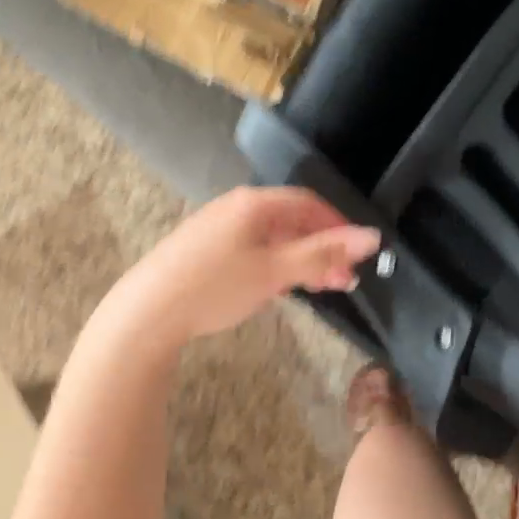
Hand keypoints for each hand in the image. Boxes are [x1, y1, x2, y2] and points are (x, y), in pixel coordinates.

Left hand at [101, 187, 380, 345]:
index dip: (339, 225)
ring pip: (274, 239)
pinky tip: (283, 289)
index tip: (359, 254)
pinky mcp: (206, 252)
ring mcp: (219, 229)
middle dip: (323, 248)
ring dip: (303, 261)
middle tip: (346, 280)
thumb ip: (324, 253)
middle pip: (292, 221)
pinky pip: (254, 251)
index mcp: (254, 204)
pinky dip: (277, 267)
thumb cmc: (215, 287)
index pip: (309, 203)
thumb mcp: (276, 271)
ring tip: (322, 288)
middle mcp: (237, 208)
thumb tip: (372, 237)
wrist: (146, 314)